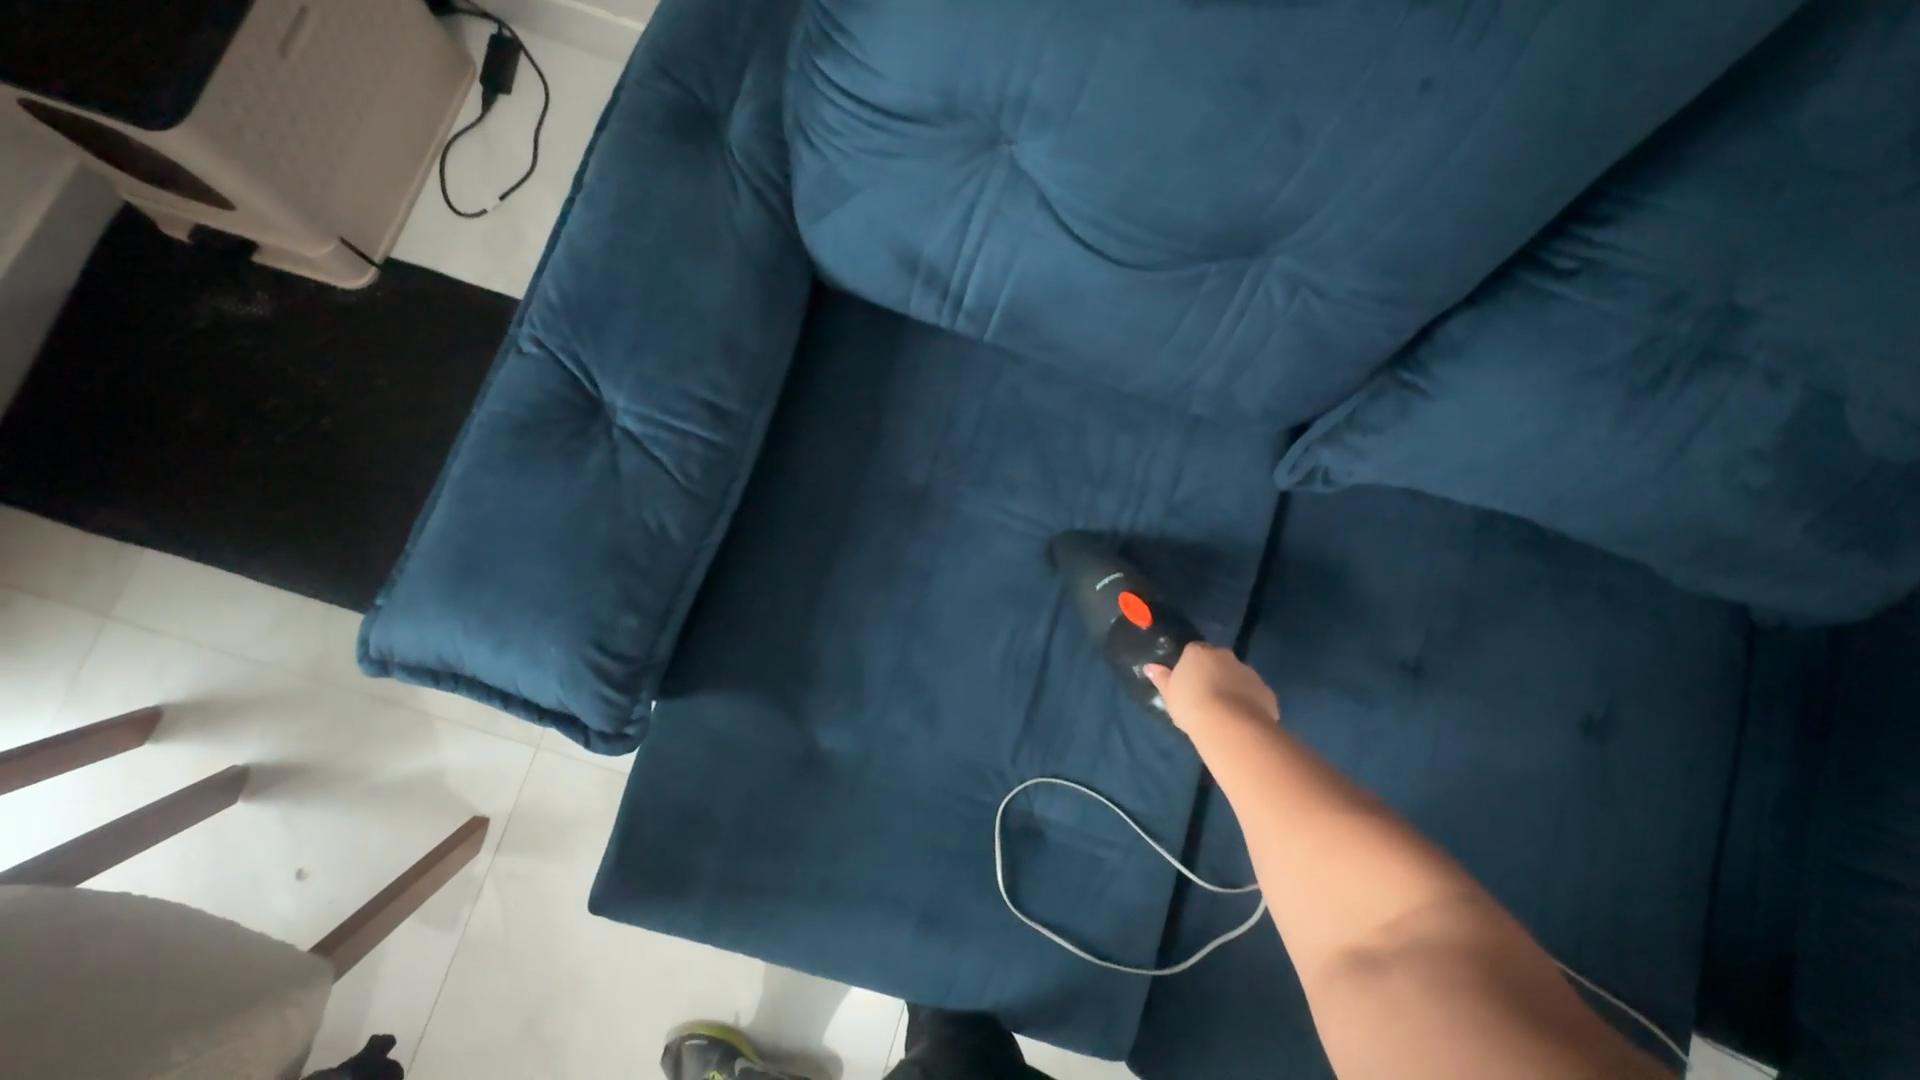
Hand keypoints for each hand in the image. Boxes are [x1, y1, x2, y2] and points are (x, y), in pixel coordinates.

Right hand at [1144, 642, 1279, 735]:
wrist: (1230, 725)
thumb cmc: (1191, 706)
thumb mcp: (1169, 695)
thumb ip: (1161, 678)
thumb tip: (1149, 667)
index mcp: (1198, 652)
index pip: (1193, 651)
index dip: (1191, 667)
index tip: (1188, 684)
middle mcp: (1225, 656)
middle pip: (1218, 661)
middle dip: (1214, 674)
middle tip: (1205, 698)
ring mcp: (1248, 672)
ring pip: (1237, 677)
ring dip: (1232, 688)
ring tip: (1224, 713)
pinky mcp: (1265, 690)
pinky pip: (1253, 693)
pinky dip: (1248, 702)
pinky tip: (1240, 720)